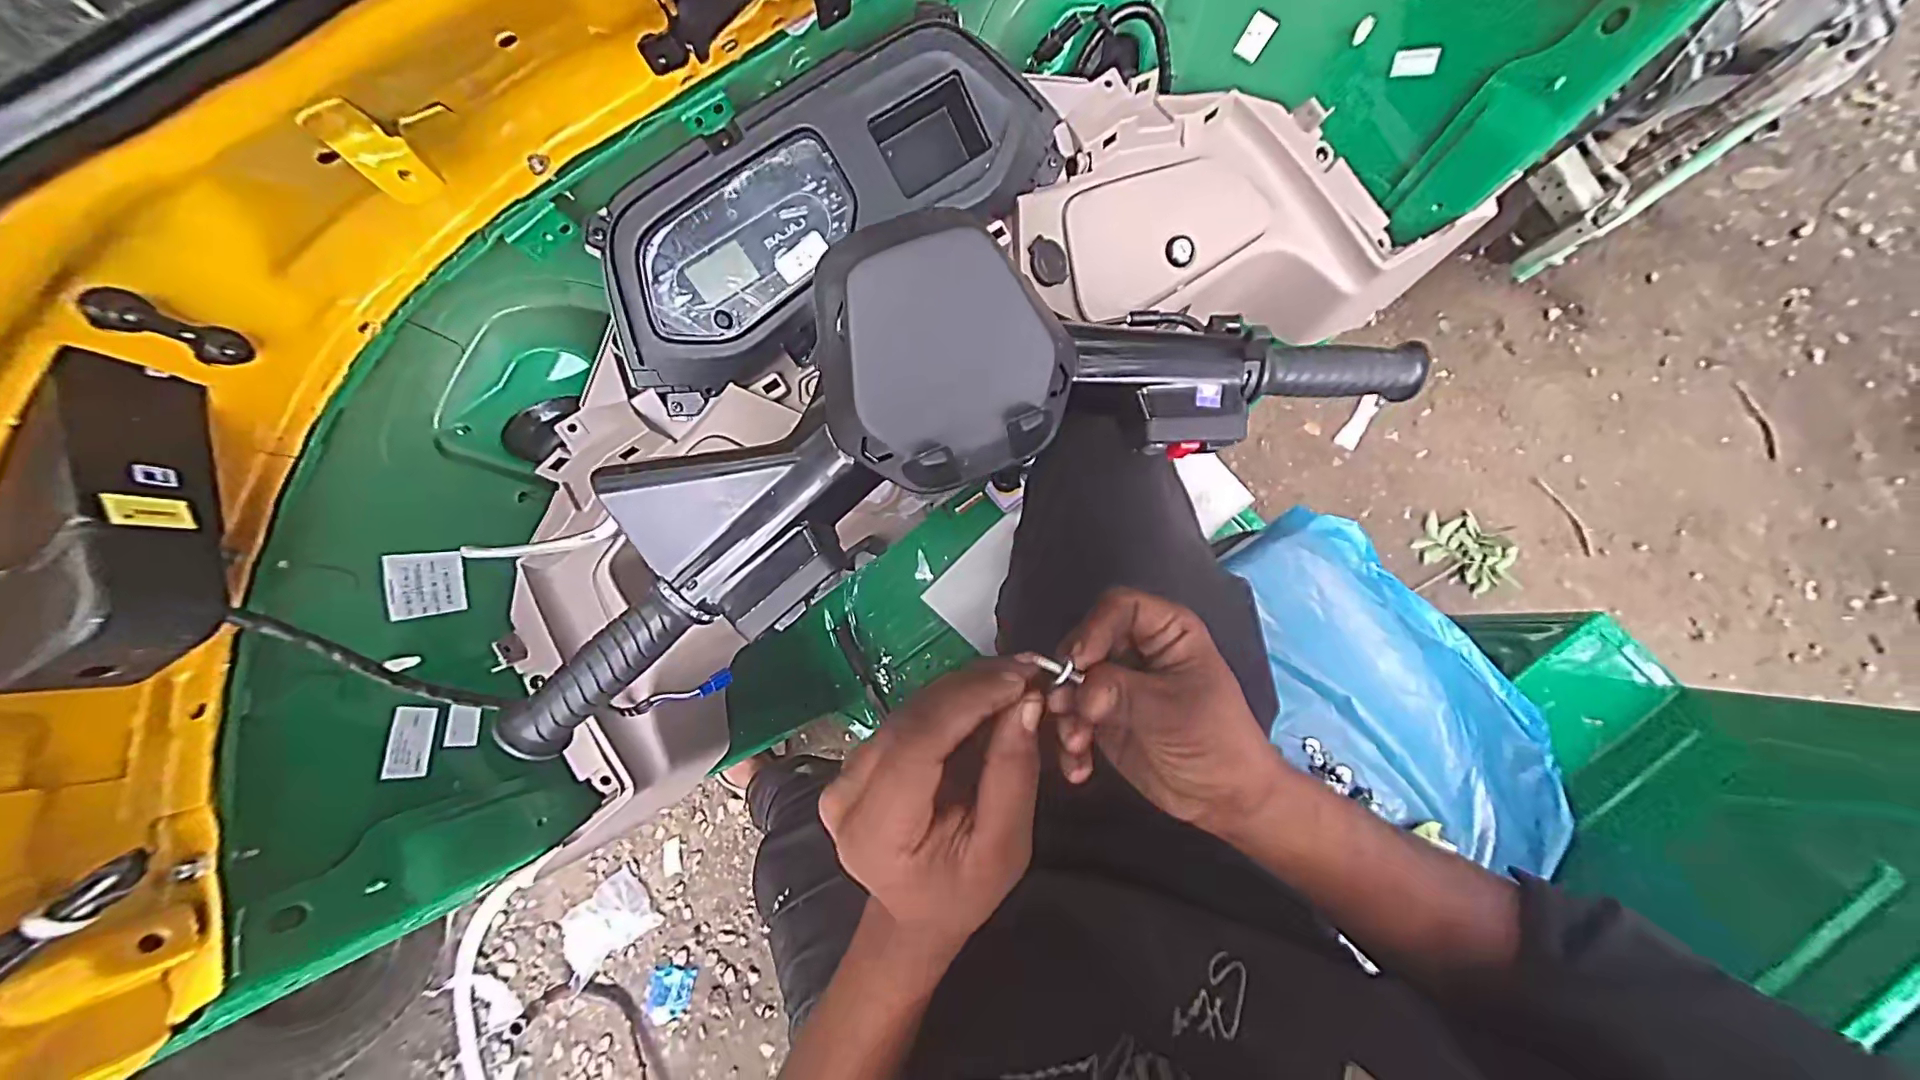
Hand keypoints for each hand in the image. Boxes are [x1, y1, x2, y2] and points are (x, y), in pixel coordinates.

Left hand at [818, 661, 1042, 958]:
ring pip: (915, 705)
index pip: (917, 743)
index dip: (969, 701)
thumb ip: (1012, 774)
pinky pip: (915, 711)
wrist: (915, 912)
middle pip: (915, 715)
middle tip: (1030, 671)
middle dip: (976, 685)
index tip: (1022, 679)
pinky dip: (957, 697)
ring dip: (969, 685)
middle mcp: (846, 792)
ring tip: (1018, 678)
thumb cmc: (961, 893)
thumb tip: (1026, 703)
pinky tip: (992, 691)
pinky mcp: (863, 754)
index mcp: (873, 830)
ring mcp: (848, 769)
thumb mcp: (1004, 847)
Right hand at [1048, 588, 1283, 834]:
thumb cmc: (1213, 741)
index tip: (1078, 662)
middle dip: (1070, 676)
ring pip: (1071, 681)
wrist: (1225, 800)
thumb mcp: (1166, 710)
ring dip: (1066, 713)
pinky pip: (1072, 716)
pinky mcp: (1103, 717)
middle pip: (1085, 642)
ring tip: (1076, 744)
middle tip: (1064, 706)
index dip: (1094, 628)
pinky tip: (1079, 766)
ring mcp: (1116, 684)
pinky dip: (1069, 739)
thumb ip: (1117, 691)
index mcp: (1166, 631)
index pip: (1119, 607)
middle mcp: (1136, 650)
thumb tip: (1076, 691)